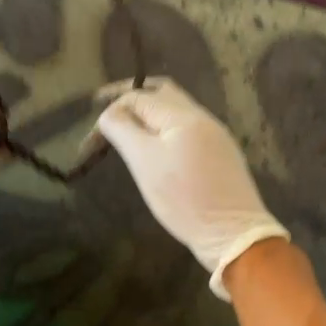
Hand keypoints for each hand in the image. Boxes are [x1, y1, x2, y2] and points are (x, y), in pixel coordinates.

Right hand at [96, 78, 288, 299]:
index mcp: (182, 116)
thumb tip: (108, 114)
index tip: (92, 135)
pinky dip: (163, 127)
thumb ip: (123, 131)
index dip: (111, 108)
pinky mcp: (219, 153)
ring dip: (148, 113)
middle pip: (163, 93)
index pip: (139, 96)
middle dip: (132, 98)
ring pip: (176, 110)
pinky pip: (186, 128)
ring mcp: (214, 135)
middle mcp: (201, 117)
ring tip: (126, 129)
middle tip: (107, 110)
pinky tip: (154, 145)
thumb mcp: (144, 163)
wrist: (233, 233)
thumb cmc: (183, 199)